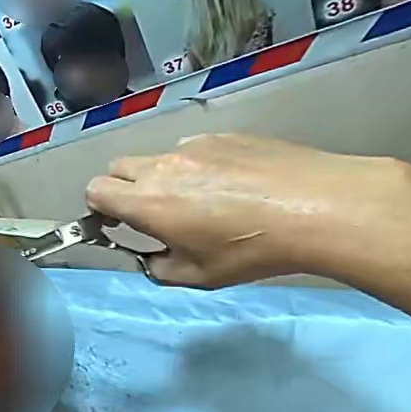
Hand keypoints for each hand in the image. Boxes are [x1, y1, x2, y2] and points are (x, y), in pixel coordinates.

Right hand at [85, 133, 405, 286]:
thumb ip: (160, 268)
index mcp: (147, 202)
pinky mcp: (225, 134)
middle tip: (154, 213)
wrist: (314, 207)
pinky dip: (198, 165)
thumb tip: (152, 257)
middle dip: (124, 188)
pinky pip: (195, 148)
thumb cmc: (250, 250)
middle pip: (118, 167)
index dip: (100, 209)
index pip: (96, 191)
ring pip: (159, 157)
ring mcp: (194, 145)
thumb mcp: (199, 277)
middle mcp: (162, 166)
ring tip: (203, 199)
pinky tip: (235, 185)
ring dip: (164, 176)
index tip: (120, 225)